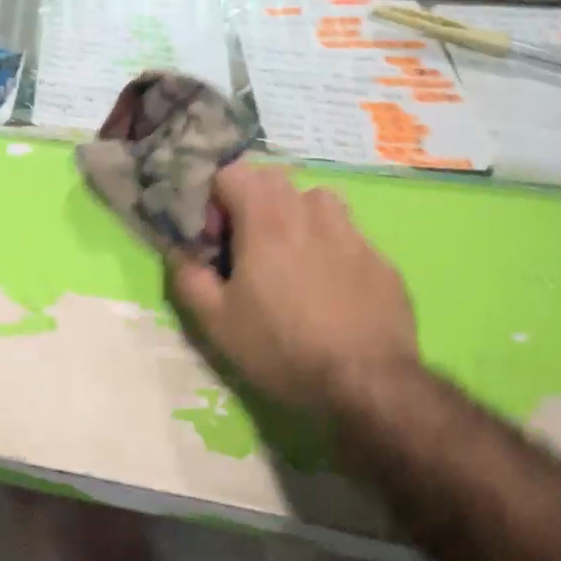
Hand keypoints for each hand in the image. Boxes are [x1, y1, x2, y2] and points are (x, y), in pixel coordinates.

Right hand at [170, 164, 417, 410]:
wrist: (369, 388)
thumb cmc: (282, 348)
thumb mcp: (216, 321)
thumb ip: (187, 277)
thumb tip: (178, 252)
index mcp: (265, 218)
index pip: (231, 172)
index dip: (216, 202)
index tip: (219, 243)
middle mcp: (310, 212)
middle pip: (273, 180)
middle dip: (254, 204)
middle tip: (250, 250)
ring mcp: (353, 234)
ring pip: (317, 202)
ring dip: (298, 218)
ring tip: (294, 261)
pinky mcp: (382, 262)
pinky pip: (349, 237)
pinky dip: (333, 250)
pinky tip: (332, 293)